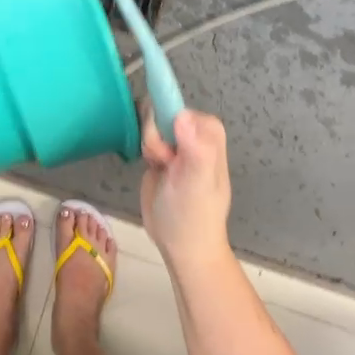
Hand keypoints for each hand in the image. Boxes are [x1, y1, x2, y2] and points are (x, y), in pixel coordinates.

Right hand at [140, 109, 233, 270]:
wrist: (181, 245)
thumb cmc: (192, 215)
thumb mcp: (196, 184)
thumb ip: (195, 149)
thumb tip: (182, 114)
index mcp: (209, 136)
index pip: (178, 109)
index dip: (166, 127)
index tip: (167, 152)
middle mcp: (195, 134)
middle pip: (162, 113)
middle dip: (155, 136)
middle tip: (163, 162)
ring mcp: (178, 144)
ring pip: (152, 123)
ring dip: (149, 144)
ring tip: (159, 168)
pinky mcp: (163, 154)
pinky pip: (147, 135)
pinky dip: (145, 149)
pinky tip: (152, 167)